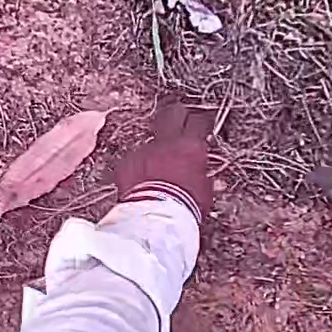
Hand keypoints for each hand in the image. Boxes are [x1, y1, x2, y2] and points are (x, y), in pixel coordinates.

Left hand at [113, 101, 213, 218]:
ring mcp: (145, 150)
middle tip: (180, 122)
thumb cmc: (184, 209)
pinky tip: (141, 179)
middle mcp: (167, 143)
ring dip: (156, 146)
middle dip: (177, 115)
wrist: (155, 219)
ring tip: (159, 160)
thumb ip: (202, 176)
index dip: (202, 120)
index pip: (200, 121)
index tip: (202, 124)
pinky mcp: (127, 162)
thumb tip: (202, 175)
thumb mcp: (204, 192)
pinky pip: (134, 157)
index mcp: (191, 147)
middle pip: (173, 112)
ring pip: (151, 137)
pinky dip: (138, 165)